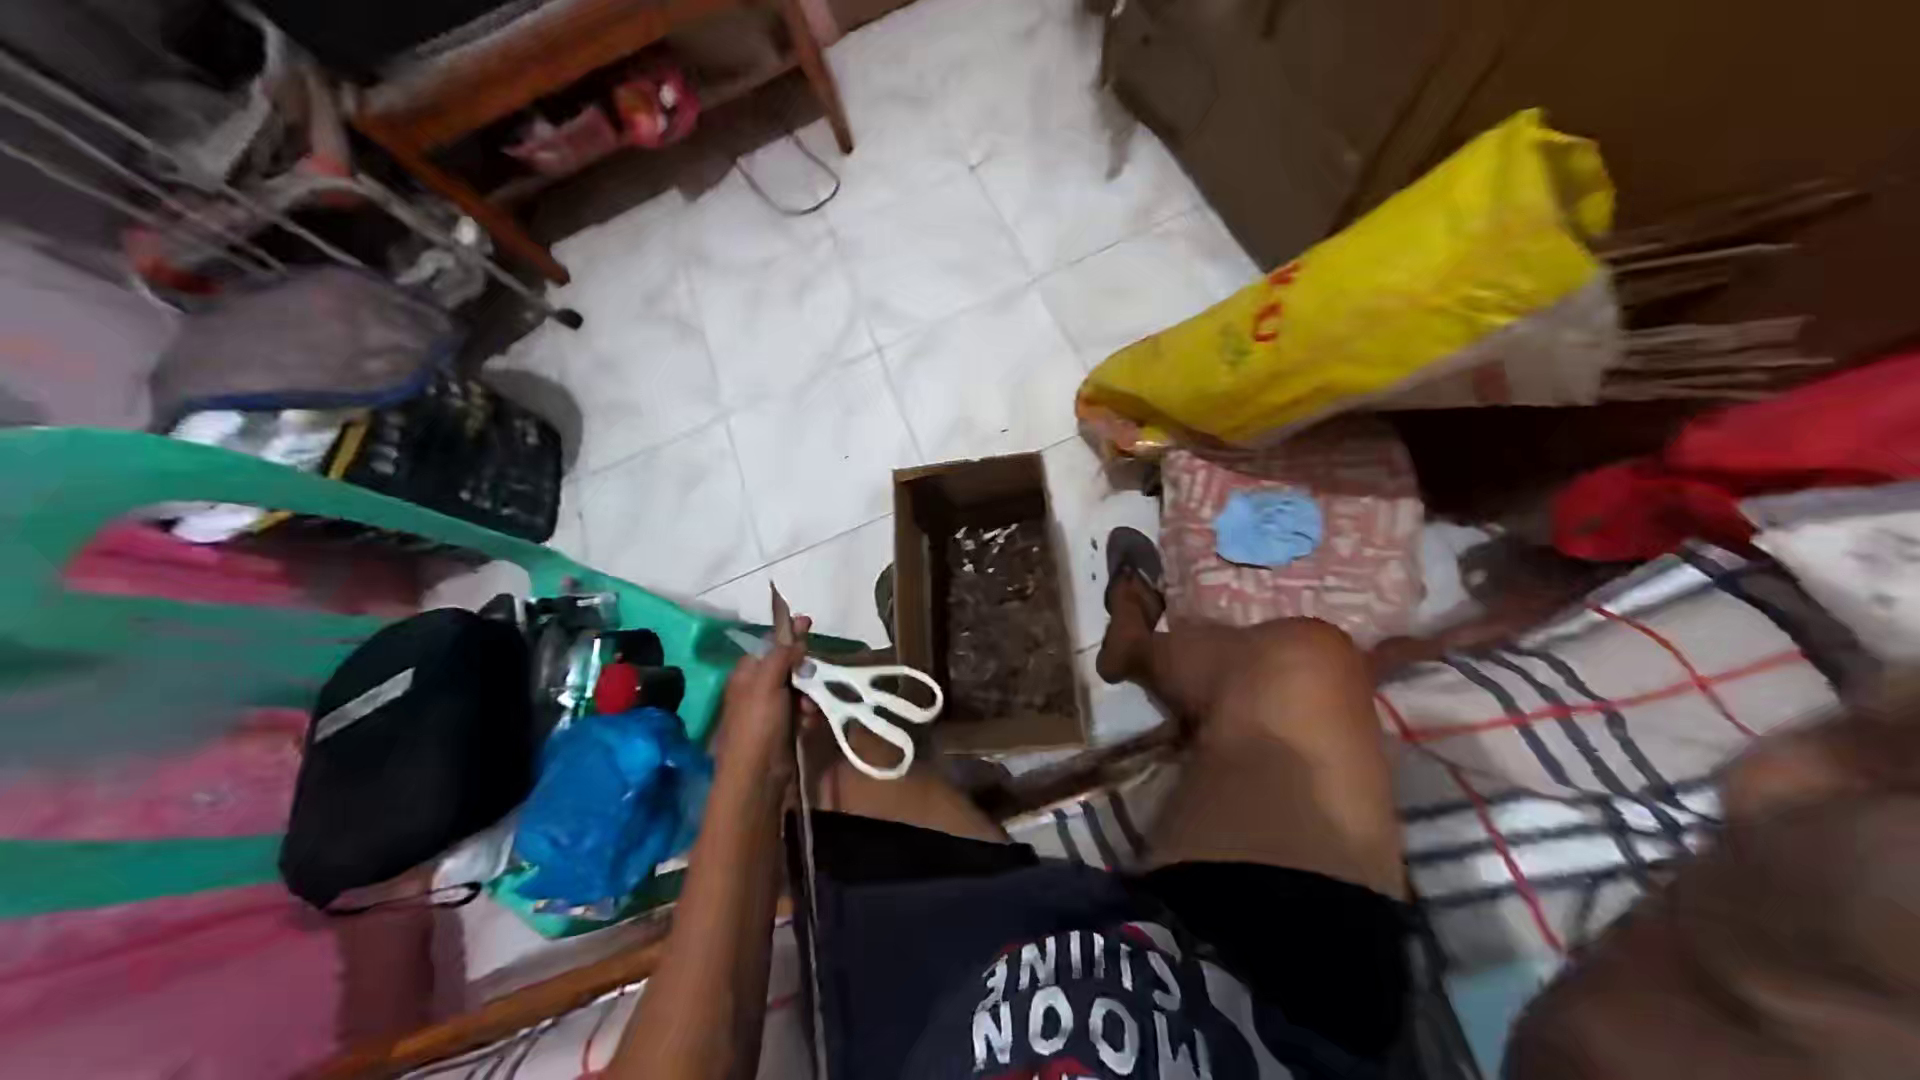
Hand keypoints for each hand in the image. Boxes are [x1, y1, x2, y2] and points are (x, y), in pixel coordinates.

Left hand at [712, 615, 811, 780]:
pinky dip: (809, 713)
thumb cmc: (757, 724)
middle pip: (788, 666)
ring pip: (800, 688)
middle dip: (805, 670)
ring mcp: (772, 709)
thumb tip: (795, 639)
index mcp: (746, 674)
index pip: (769, 645)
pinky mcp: (785, 727)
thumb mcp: (766, 683)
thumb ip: (780, 656)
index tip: (808, 622)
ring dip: (810, 694)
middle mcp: (758, 688)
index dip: (788, 634)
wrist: (757, 775)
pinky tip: (809, 722)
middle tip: (817, 675)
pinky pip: (803, 710)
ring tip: (809, 708)